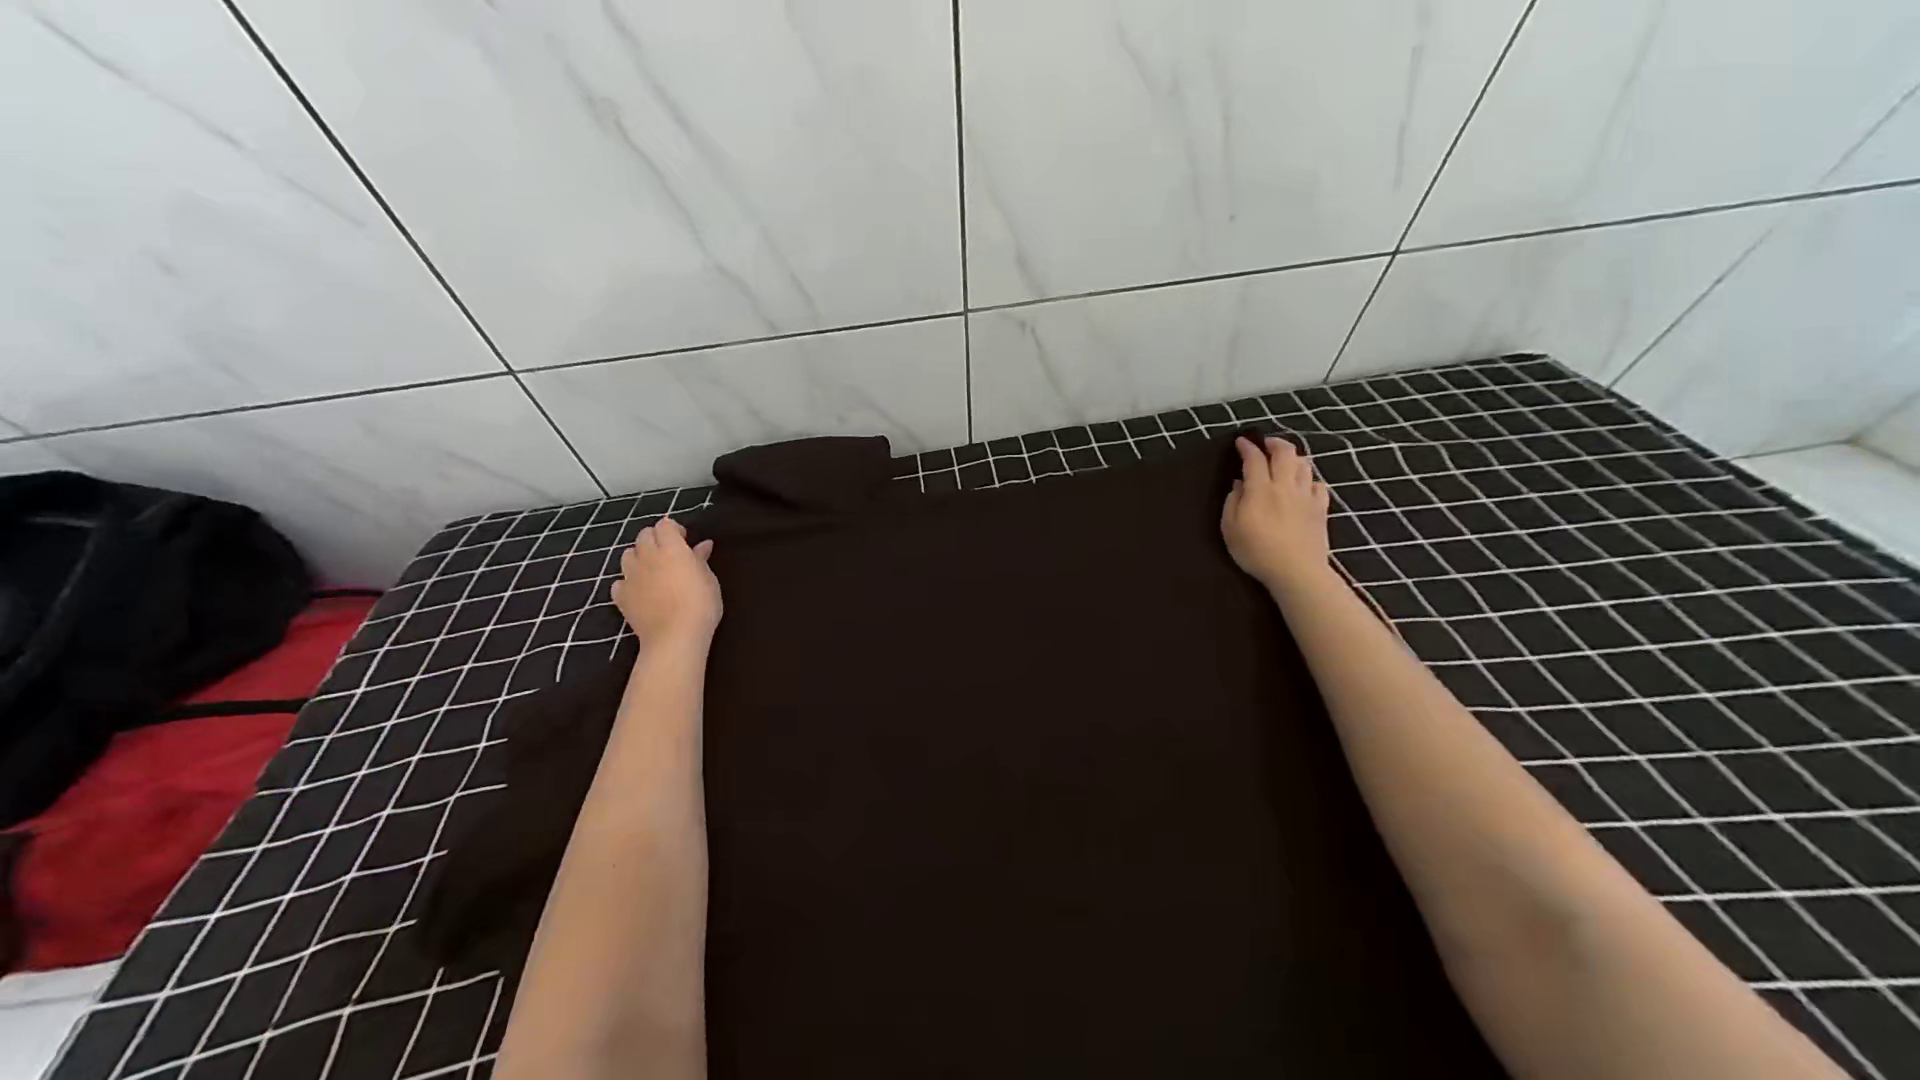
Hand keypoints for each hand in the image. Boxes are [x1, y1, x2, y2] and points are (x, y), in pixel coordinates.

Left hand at [610, 517, 722, 647]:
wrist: (675, 636)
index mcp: (671, 549)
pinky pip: (620, 581)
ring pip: (627, 555)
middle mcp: (647, 557)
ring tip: (652, 569)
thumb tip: (703, 545)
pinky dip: (628, 582)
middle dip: (654, 539)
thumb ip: (701, 559)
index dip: (674, 529)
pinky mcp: (621, 596)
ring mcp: (630, 576)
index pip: (664, 525)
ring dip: (638, 557)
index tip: (684, 540)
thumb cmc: (701, 605)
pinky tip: (639, 591)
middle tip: (669, 553)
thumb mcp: (709, 579)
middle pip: (643, 535)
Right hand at [1221, 436, 1332, 595]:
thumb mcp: (1230, 529)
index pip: (1254, 459)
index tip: (1241, 442)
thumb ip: (1232, 502)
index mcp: (1261, 489)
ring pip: (1305, 465)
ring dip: (1294, 457)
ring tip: (1285, 461)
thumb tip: (1239, 484)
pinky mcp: (1321, 508)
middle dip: (1275, 443)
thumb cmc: (1256, 552)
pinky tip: (1303, 486)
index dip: (1247, 447)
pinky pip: (1318, 484)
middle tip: (1266, 444)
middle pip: (1285, 452)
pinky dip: (1309, 479)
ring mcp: (1306, 496)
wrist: (1296, 571)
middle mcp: (1285, 486)